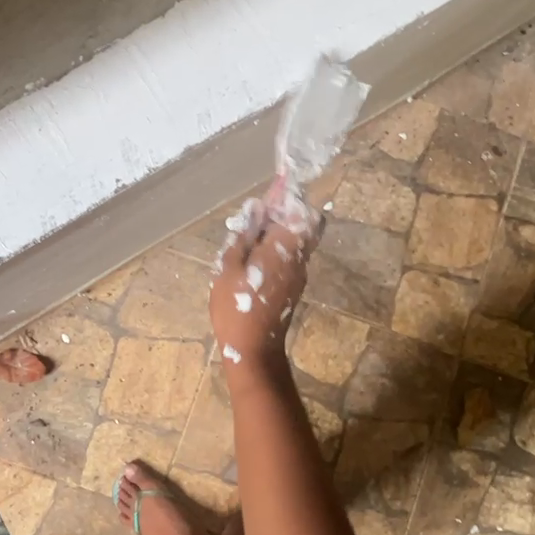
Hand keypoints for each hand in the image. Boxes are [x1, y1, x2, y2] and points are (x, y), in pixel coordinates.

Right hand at [210, 191, 315, 369]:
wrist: (253, 349)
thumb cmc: (236, 307)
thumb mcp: (228, 266)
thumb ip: (243, 234)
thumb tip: (255, 208)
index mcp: (284, 247)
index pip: (303, 212)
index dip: (291, 196)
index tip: (276, 185)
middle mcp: (298, 257)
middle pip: (306, 224)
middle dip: (287, 212)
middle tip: (259, 212)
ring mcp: (298, 274)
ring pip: (297, 240)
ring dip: (280, 230)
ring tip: (250, 233)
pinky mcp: (293, 286)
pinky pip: (290, 256)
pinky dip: (277, 247)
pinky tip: (252, 254)